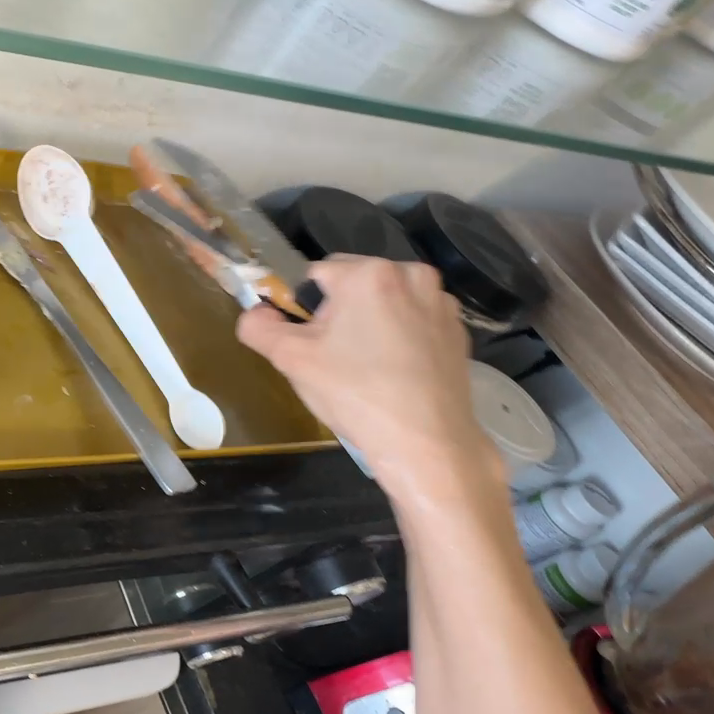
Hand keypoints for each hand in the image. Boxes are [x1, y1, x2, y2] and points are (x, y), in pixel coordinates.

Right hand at [238, 256, 500, 502]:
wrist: (424, 440)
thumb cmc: (353, 392)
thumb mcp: (289, 359)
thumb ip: (258, 327)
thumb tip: (255, 314)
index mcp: (369, 273)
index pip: (316, 275)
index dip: (304, 309)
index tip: (310, 344)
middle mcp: (412, 275)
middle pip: (353, 285)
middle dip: (338, 313)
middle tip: (334, 358)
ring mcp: (441, 302)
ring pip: (384, 303)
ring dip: (369, 323)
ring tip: (366, 368)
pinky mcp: (458, 329)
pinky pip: (412, 322)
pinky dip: (399, 338)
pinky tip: (394, 373)